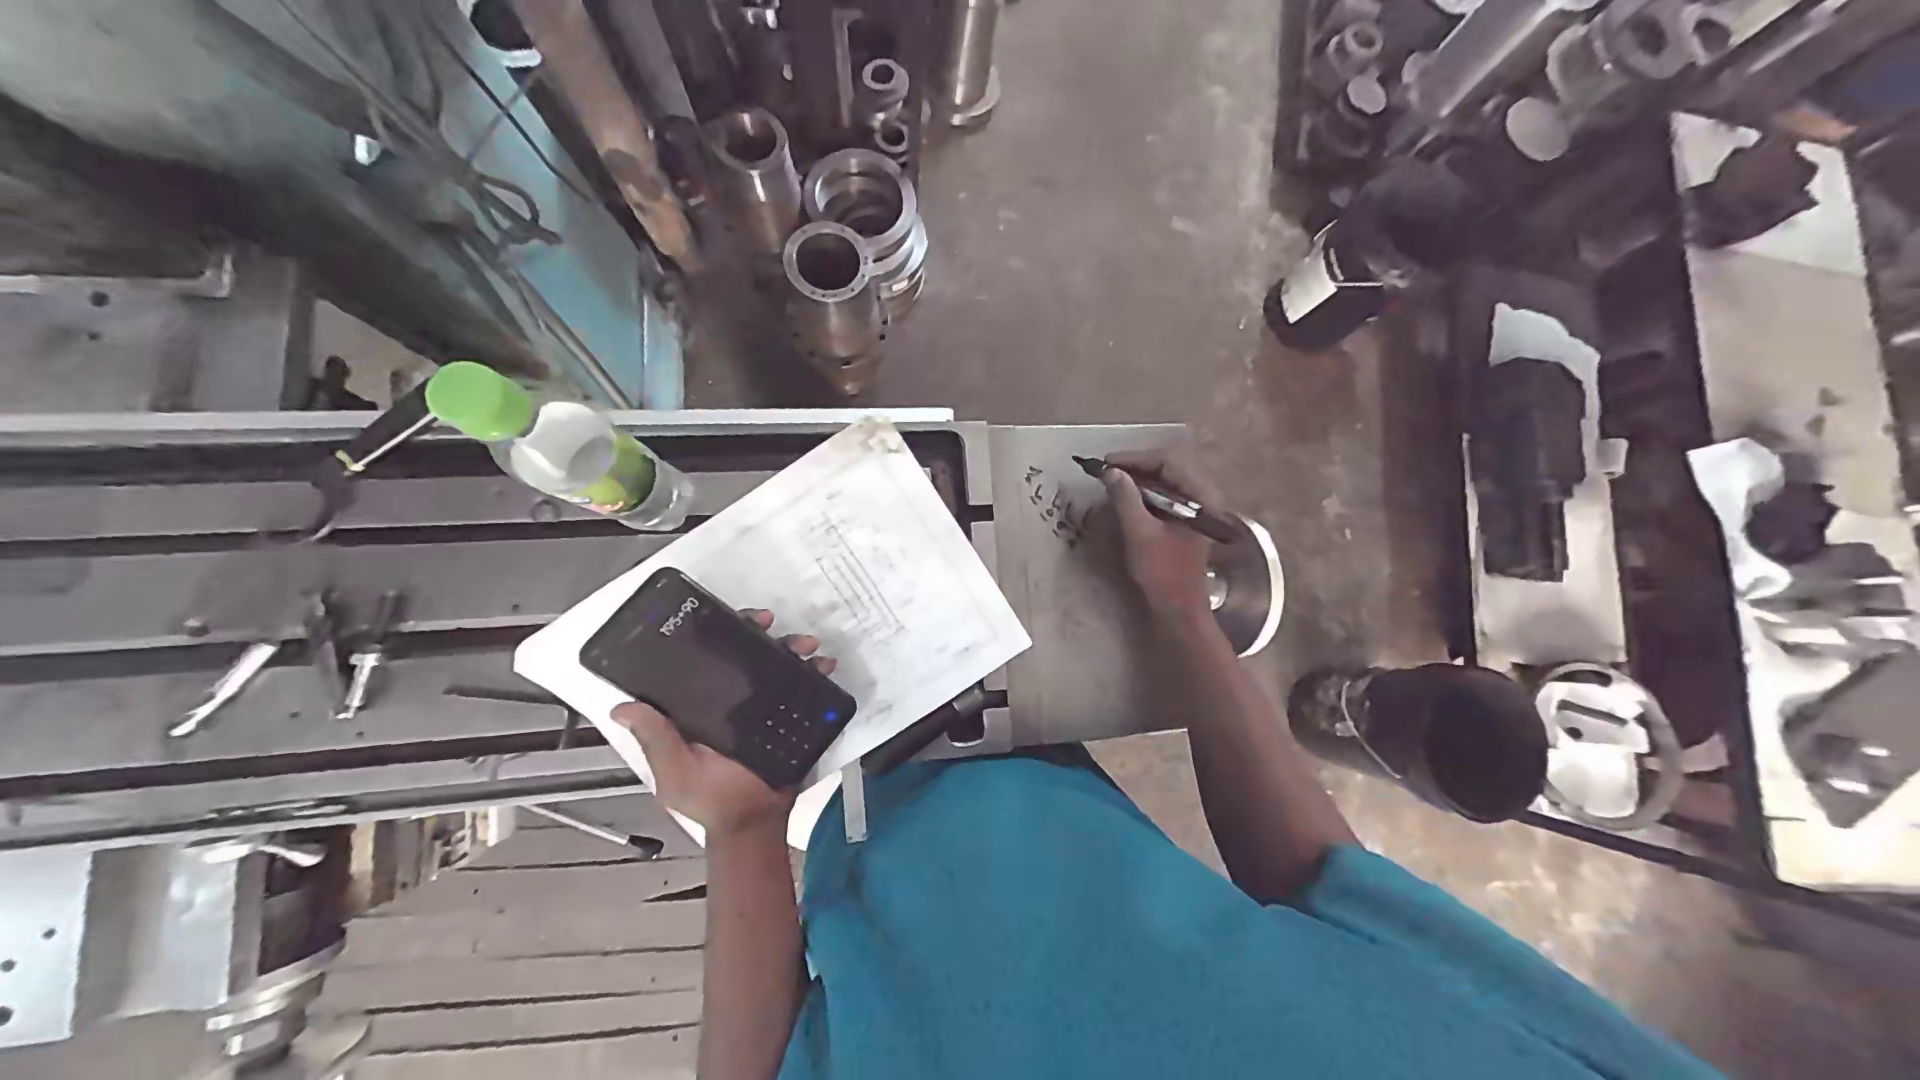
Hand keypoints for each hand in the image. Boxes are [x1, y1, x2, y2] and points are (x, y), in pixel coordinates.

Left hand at [611, 610, 837, 840]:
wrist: (757, 821)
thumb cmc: (711, 801)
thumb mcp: (675, 773)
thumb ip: (655, 740)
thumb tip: (622, 706)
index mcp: (699, 708)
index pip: (705, 661)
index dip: (717, 634)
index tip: (731, 619)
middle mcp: (729, 701)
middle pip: (744, 654)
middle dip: (759, 632)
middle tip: (770, 623)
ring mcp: (760, 707)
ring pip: (776, 664)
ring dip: (792, 647)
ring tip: (806, 646)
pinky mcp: (787, 716)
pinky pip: (802, 688)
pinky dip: (815, 672)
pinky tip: (823, 665)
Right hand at [1101, 448, 1222, 624]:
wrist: (1179, 610)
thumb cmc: (1162, 573)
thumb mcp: (1139, 534)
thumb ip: (1125, 499)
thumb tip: (1110, 471)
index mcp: (1201, 497)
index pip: (1168, 461)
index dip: (1135, 459)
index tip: (1107, 464)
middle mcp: (1204, 498)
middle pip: (1169, 467)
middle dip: (1136, 466)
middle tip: (1106, 470)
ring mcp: (1197, 509)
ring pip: (1167, 481)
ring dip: (1139, 479)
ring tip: (1112, 481)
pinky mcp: (1187, 521)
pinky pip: (1166, 496)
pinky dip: (1145, 493)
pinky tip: (1126, 497)